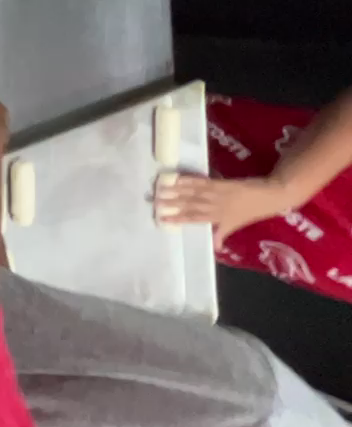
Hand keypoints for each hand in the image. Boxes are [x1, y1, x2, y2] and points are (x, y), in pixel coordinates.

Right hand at [154, 174, 293, 241]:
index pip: (194, 219)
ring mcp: (217, 194)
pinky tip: (176, 178)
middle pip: (189, 205)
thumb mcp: (238, 224)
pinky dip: (188, 180)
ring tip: (159, 189)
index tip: (162, 219)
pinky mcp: (219, 183)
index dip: (178, 219)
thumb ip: (223, 232)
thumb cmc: (255, 211)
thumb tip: (216, 248)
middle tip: (154, 202)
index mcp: (219, 217)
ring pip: (192, 193)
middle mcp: (215, 206)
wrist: (273, 195)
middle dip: (171, 204)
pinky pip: (201, 182)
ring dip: (175, 191)